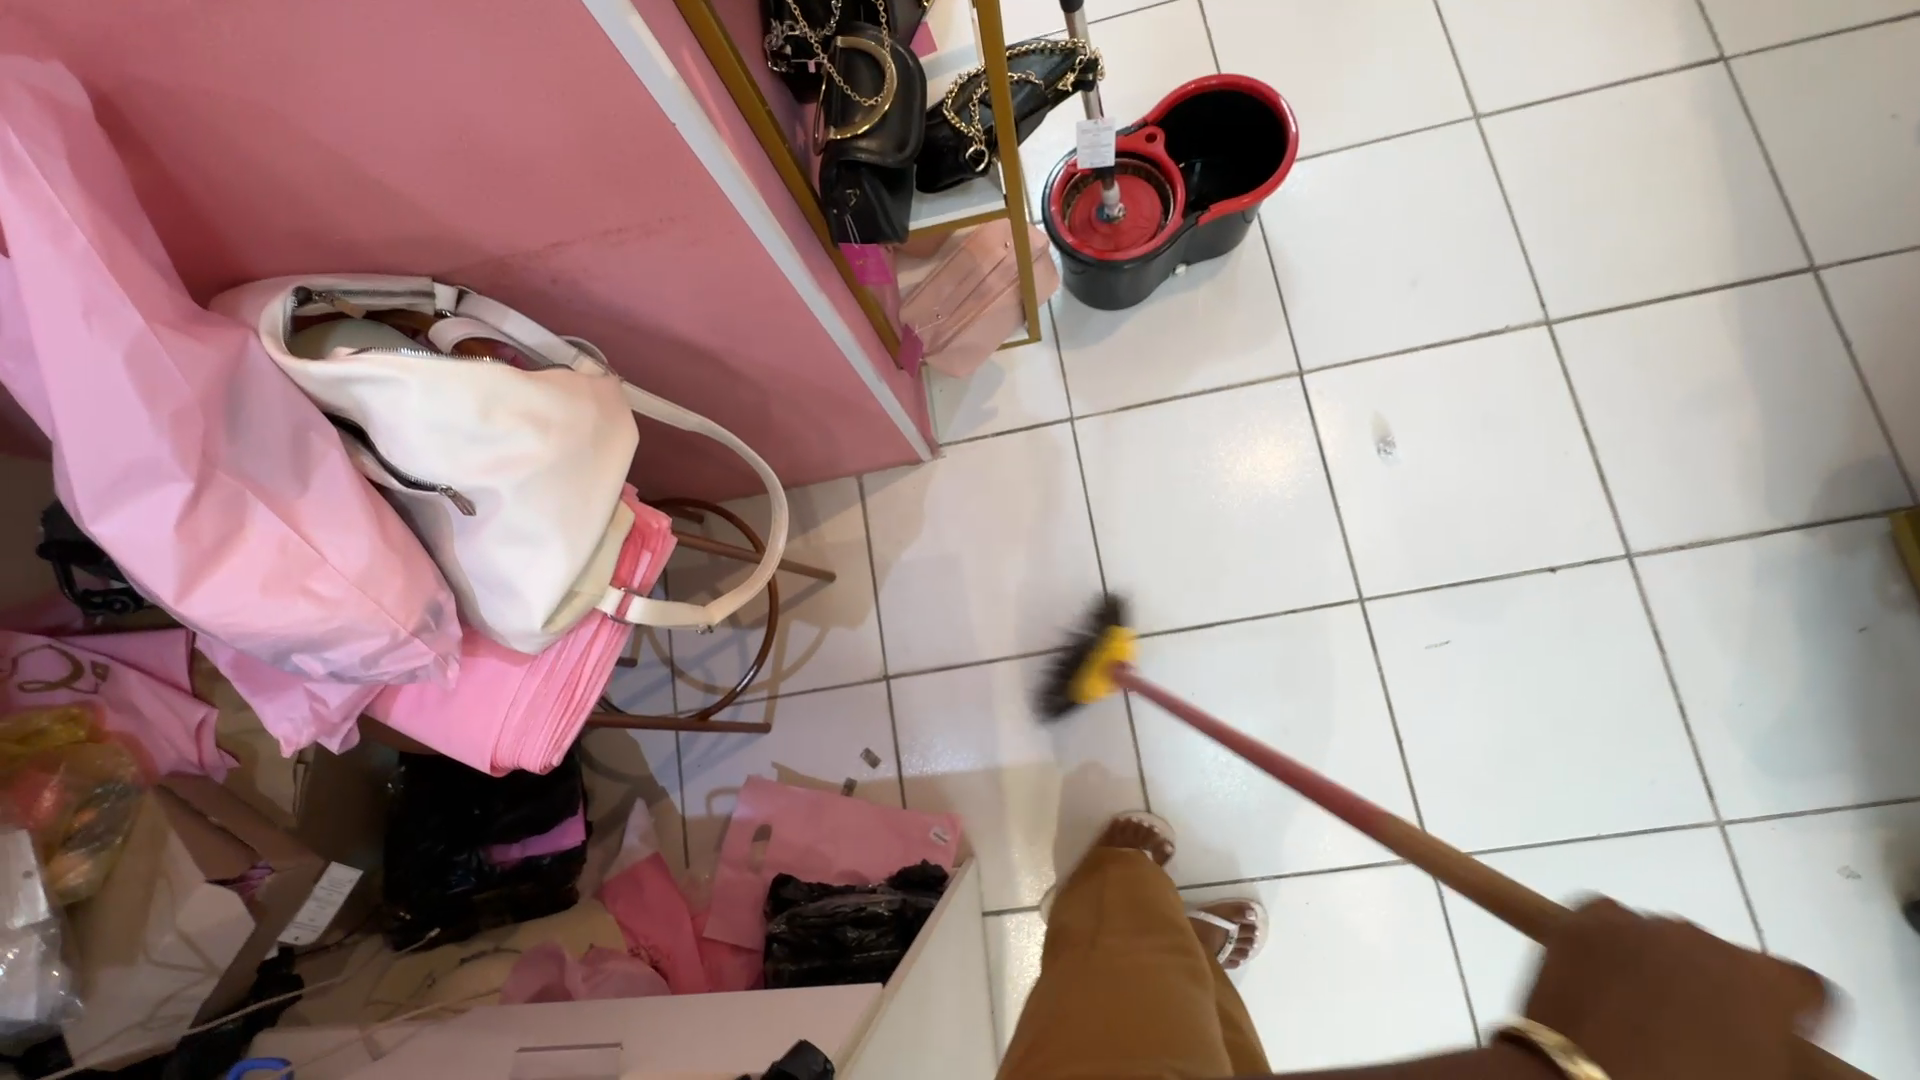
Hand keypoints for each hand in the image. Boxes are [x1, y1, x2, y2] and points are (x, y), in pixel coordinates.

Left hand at [1523, 899, 1829, 1079]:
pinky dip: (1609, 942)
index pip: (1800, 985)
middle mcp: (1700, 939)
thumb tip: (1755, 1036)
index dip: (1790, 1013)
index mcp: (1764, 983)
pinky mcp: (1580, 920)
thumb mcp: (1759, 1072)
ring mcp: (1634, 923)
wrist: (1593, 1076)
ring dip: (1661, 963)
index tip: (1773, 1035)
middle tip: (1697, 1027)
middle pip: (1722, 958)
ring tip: (1641, 1006)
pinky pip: (1606, 921)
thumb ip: (1773, 1047)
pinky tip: (1604, 977)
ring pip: (1661, 938)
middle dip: (1716, 987)